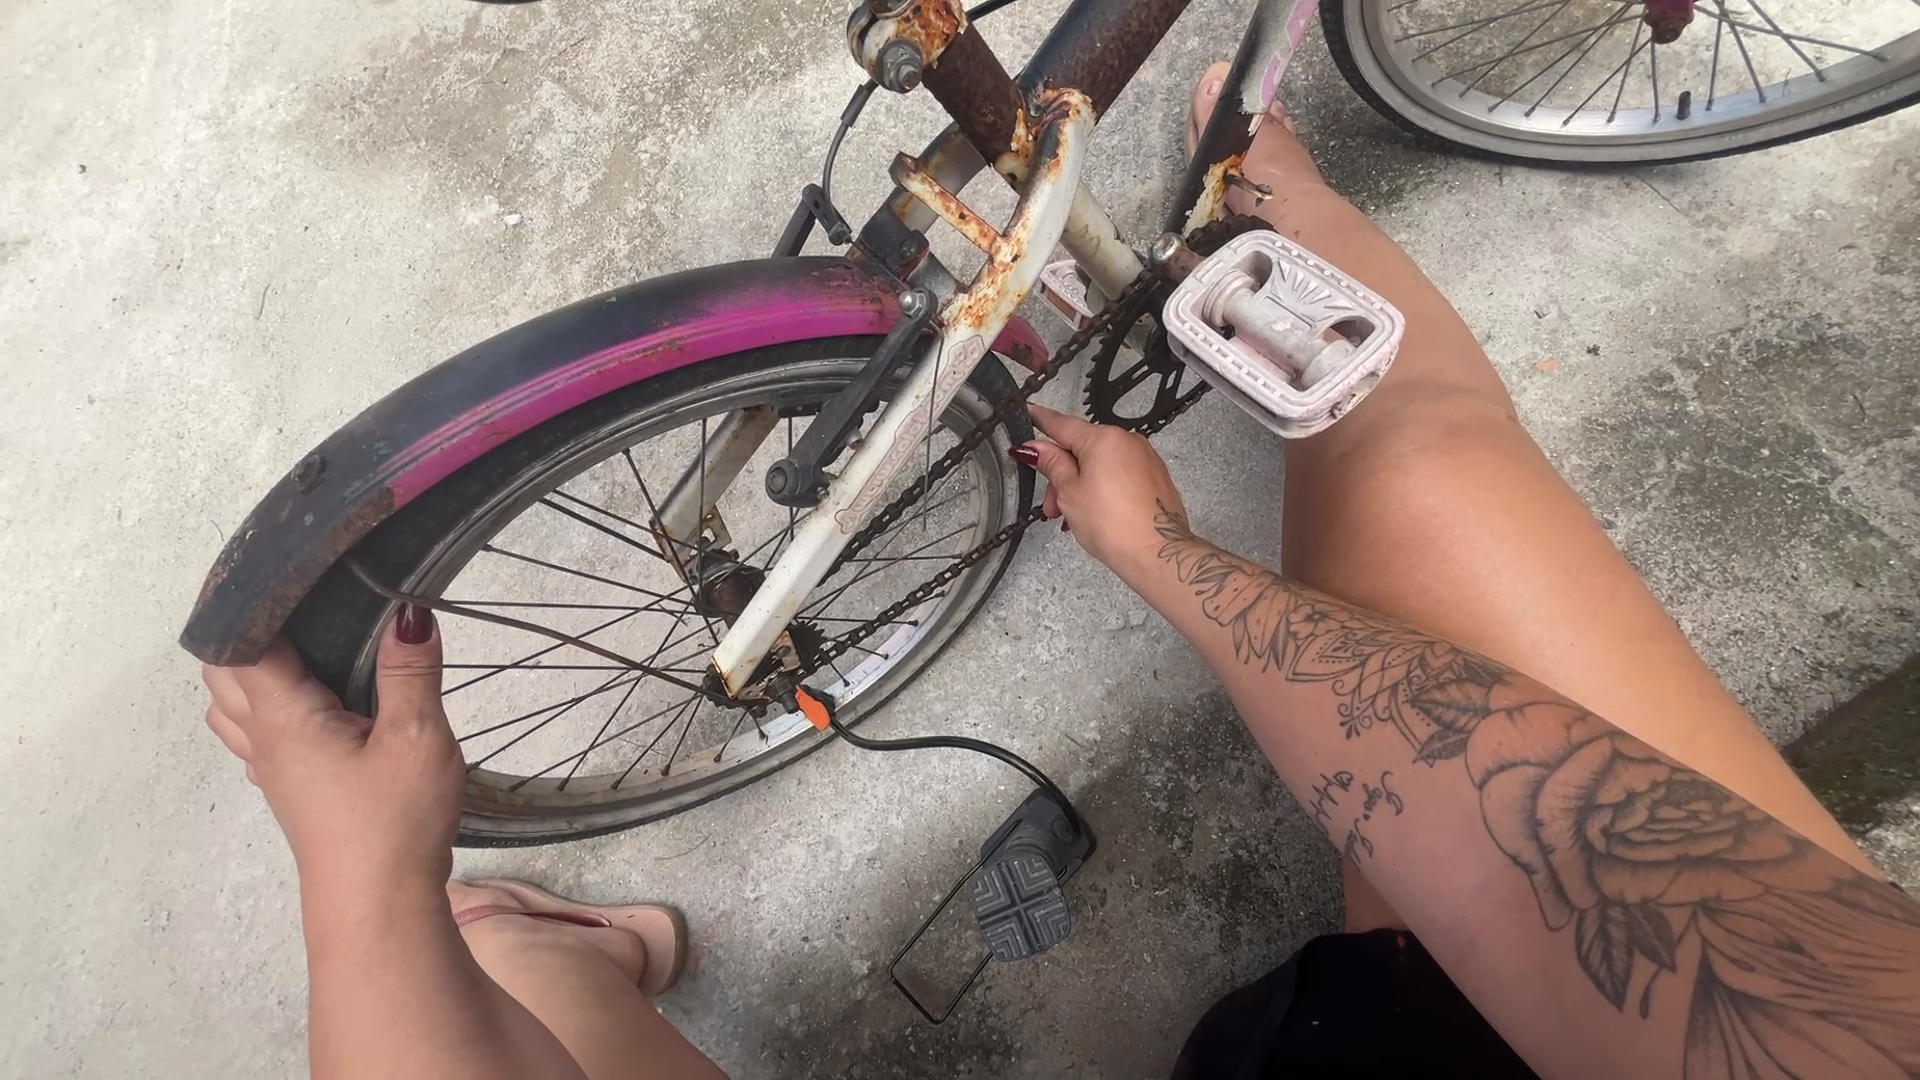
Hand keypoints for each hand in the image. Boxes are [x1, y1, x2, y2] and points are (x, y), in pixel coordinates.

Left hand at [202, 607, 462, 891]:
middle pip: (227, 675)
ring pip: (236, 706)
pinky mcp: (295, 785)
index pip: (246, 648)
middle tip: (306, 597)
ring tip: (308, 641)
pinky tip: (320, 699)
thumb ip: (410, 673)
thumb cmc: (394, 814)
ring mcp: (275, 767)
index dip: (256, 605)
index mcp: (286, 719)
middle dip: (250, 632)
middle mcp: (266, 739)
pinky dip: (271, 700)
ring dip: (254, 669)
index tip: (292, 568)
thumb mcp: (417, 736)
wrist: (380, 897)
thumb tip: (410, 611)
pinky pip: (261, 728)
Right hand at [1020, 403, 1187, 570]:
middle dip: (1061, 474)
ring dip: (1080, 485)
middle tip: (1050, 505)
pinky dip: (1102, 488)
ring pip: (1100, 463)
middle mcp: (1127, 440)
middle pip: (1081, 449)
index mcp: (1103, 438)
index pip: (1062, 424)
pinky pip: (1118, 473)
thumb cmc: (1113, 525)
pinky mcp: (1154, 476)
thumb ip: (1051, 464)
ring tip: (1071, 518)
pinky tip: (1094, 513)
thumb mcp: (1069, 492)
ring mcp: (1144, 457)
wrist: (1156, 551)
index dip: (1041, 419)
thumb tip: (1035, 448)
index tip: (1029, 411)